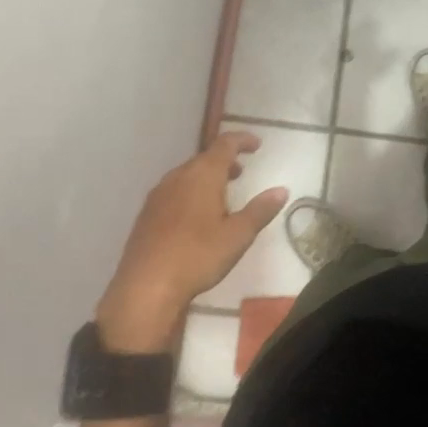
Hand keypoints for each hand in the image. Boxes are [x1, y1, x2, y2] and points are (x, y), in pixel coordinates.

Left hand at [96, 131, 288, 352]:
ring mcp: (158, 195)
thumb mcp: (238, 236)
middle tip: (241, 172)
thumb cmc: (197, 256)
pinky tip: (195, 217)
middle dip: (224, 161)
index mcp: (202, 174)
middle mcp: (178, 177)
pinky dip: (190, 193)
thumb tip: (281, 190)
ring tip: (221, 195)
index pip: (224, 144)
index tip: (257, 145)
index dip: (242, 140)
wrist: (146, 286)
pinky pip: (174, 192)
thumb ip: (260, 210)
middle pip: (204, 159)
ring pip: (187, 175)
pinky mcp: (146, 214)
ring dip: (207, 178)